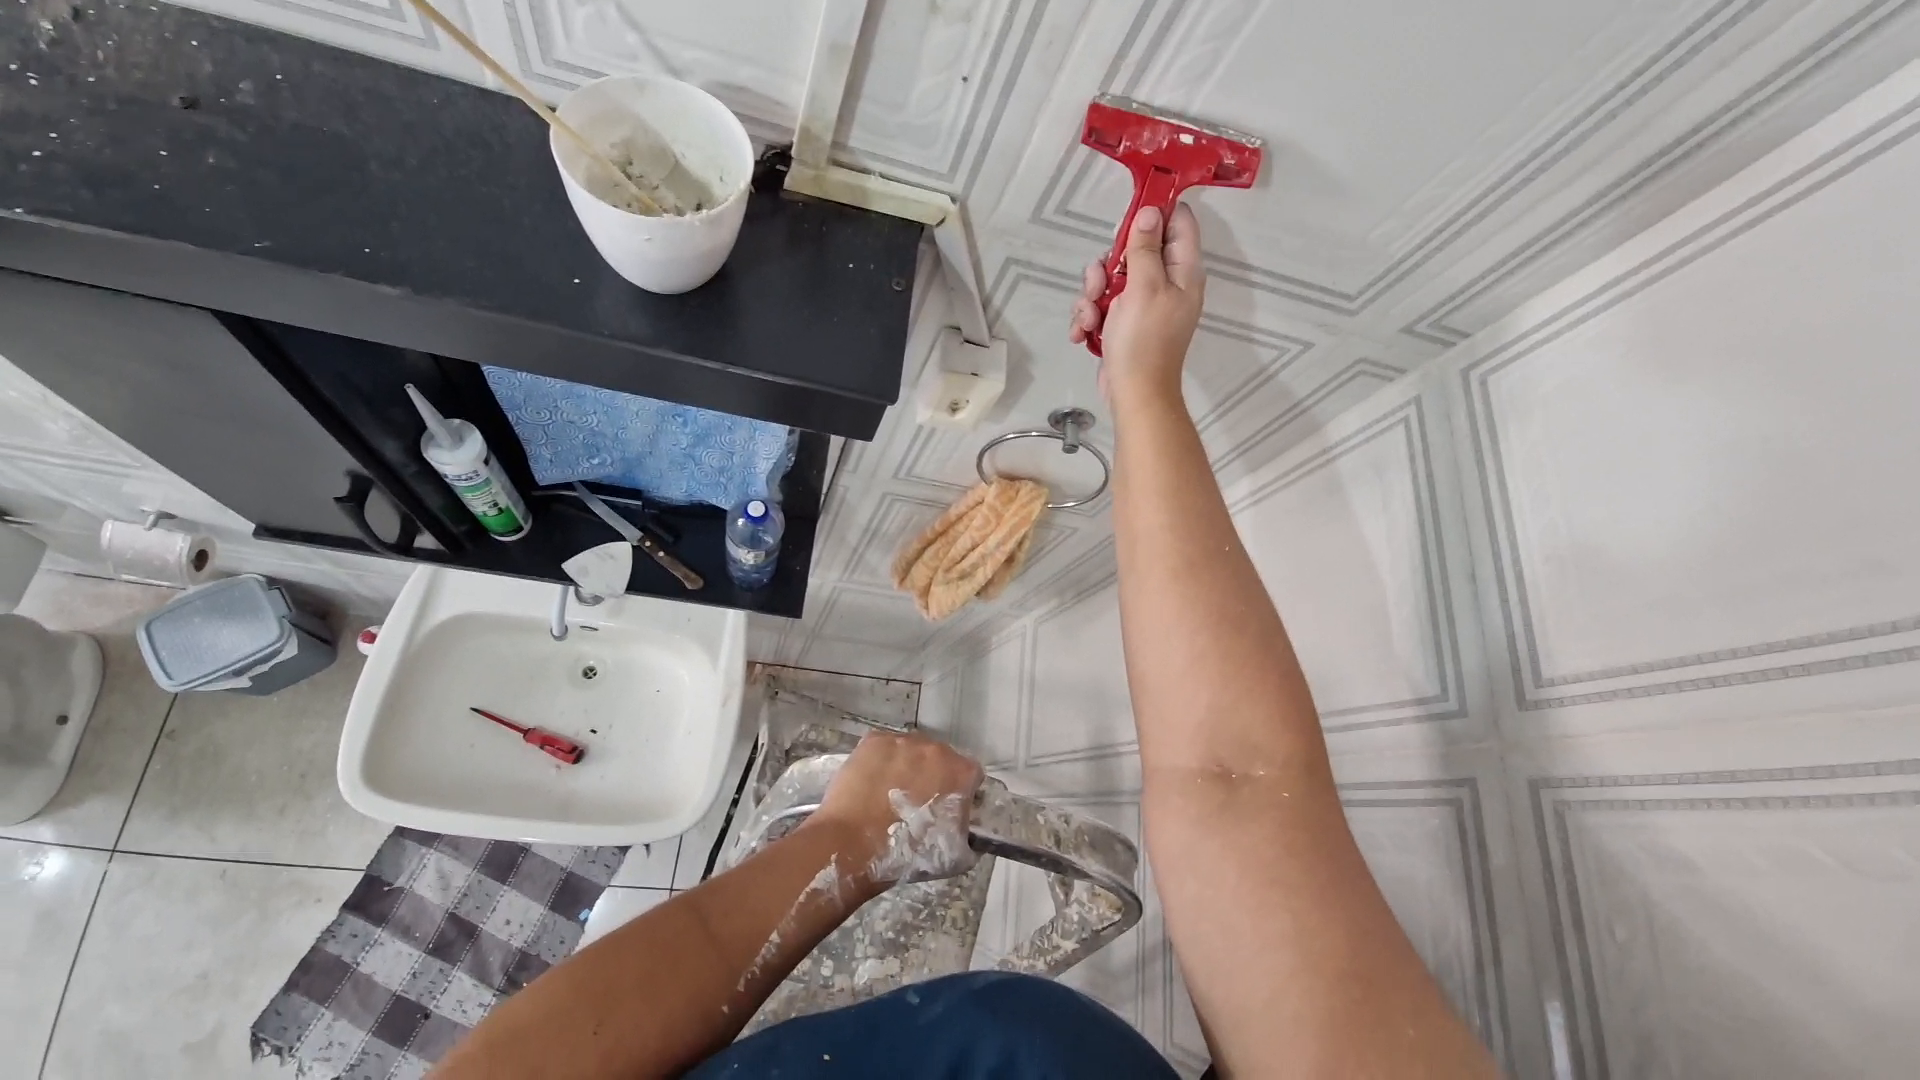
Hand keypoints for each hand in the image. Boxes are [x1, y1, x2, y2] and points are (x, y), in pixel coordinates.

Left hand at [808, 733, 984, 889]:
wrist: (853, 846)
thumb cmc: (907, 855)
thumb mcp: (955, 854)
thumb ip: (968, 831)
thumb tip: (964, 824)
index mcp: (962, 773)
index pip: (970, 776)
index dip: (960, 792)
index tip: (946, 807)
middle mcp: (936, 749)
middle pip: (940, 758)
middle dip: (932, 776)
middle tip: (915, 802)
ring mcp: (903, 741)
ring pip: (911, 750)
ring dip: (906, 766)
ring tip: (888, 793)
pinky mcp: (874, 740)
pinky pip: (884, 747)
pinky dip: (880, 760)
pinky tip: (871, 783)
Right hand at [1069, 202, 1205, 400]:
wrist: (1133, 394)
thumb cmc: (1143, 341)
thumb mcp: (1144, 288)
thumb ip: (1146, 248)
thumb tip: (1150, 213)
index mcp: (1183, 271)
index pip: (1178, 222)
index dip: (1155, 212)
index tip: (1128, 218)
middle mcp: (1166, 284)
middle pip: (1135, 250)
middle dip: (1108, 265)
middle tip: (1101, 284)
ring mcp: (1143, 305)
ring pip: (1111, 278)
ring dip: (1092, 296)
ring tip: (1090, 318)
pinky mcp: (1123, 323)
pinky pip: (1101, 305)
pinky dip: (1089, 317)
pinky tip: (1084, 333)